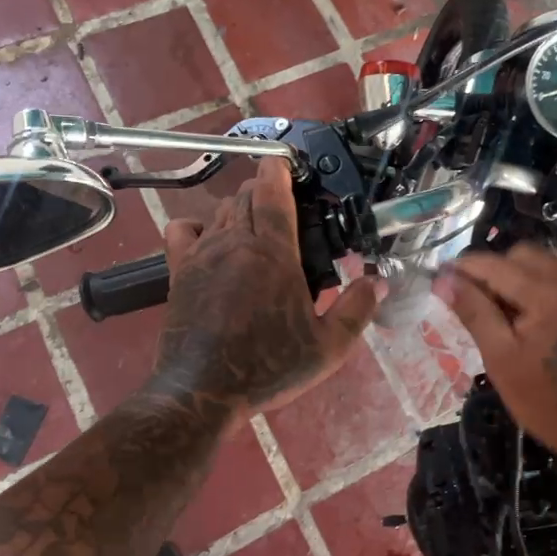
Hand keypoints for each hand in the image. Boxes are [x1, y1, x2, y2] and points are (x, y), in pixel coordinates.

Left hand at [155, 159, 377, 412]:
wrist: (203, 391)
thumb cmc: (268, 368)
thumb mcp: (327, 348)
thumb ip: (356, 309)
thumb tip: (378, 281)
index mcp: (273, 253)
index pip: (273, 193)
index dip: (280, 170)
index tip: (288, 164)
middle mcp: (235, 242)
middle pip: (246, 195)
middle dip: (265, 190)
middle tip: (286, 206)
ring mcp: (202, 254)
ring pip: (220, 210)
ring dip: (239, 207)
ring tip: (256, 225)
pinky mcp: (178, 270)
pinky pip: (182, 229)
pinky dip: (197, 224)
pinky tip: (210, 238)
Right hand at [442, 247, 556, 471]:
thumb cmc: (548, 404)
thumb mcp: (501, 360)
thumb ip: (474, 312)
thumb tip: (444, 279)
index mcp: (550, 295)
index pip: (496, 264)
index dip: (464, 268)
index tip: (442, 278)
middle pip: (523, 255)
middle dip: (494, 270)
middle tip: (475, 301)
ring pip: (544, 266)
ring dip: (518, 278)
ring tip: (504, 314)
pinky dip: (541, 290)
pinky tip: (532, 321)